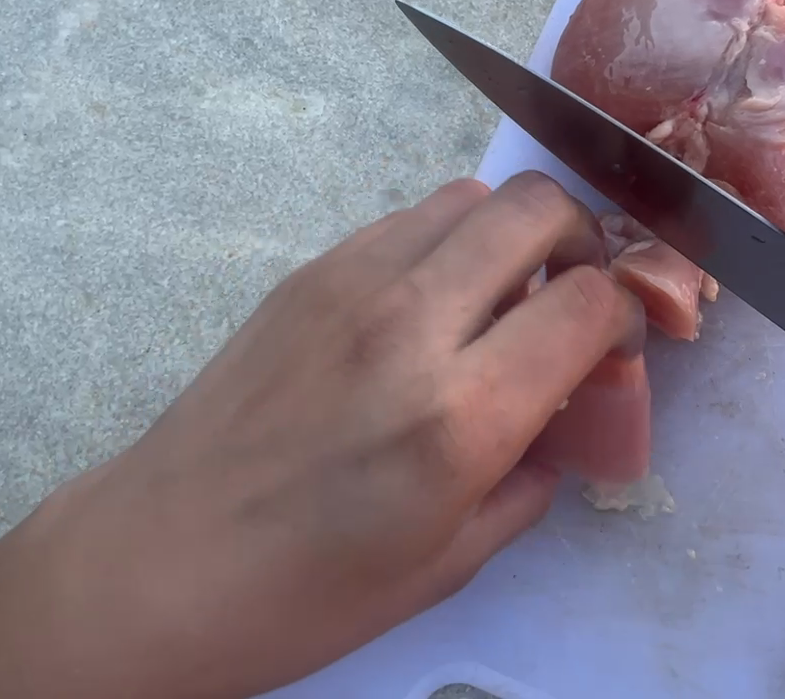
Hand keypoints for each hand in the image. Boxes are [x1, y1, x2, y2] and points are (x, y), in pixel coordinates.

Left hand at [0, 174, 643, 698]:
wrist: (159, 557)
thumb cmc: (311, 589)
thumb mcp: (456, 559)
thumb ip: (537, 466)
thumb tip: (570, 398)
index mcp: (461, 415)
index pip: (588, 301)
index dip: (624, 310)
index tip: (614, 339)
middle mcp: (413, 321)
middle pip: (539, 206)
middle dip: (582, 237)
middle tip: (569, 289)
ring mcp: (355, 279)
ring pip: (474, 195)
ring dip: (511, 233)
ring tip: (497, 292)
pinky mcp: (313, 266)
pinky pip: (411, 218)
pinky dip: (448, 241)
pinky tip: (428, 300)